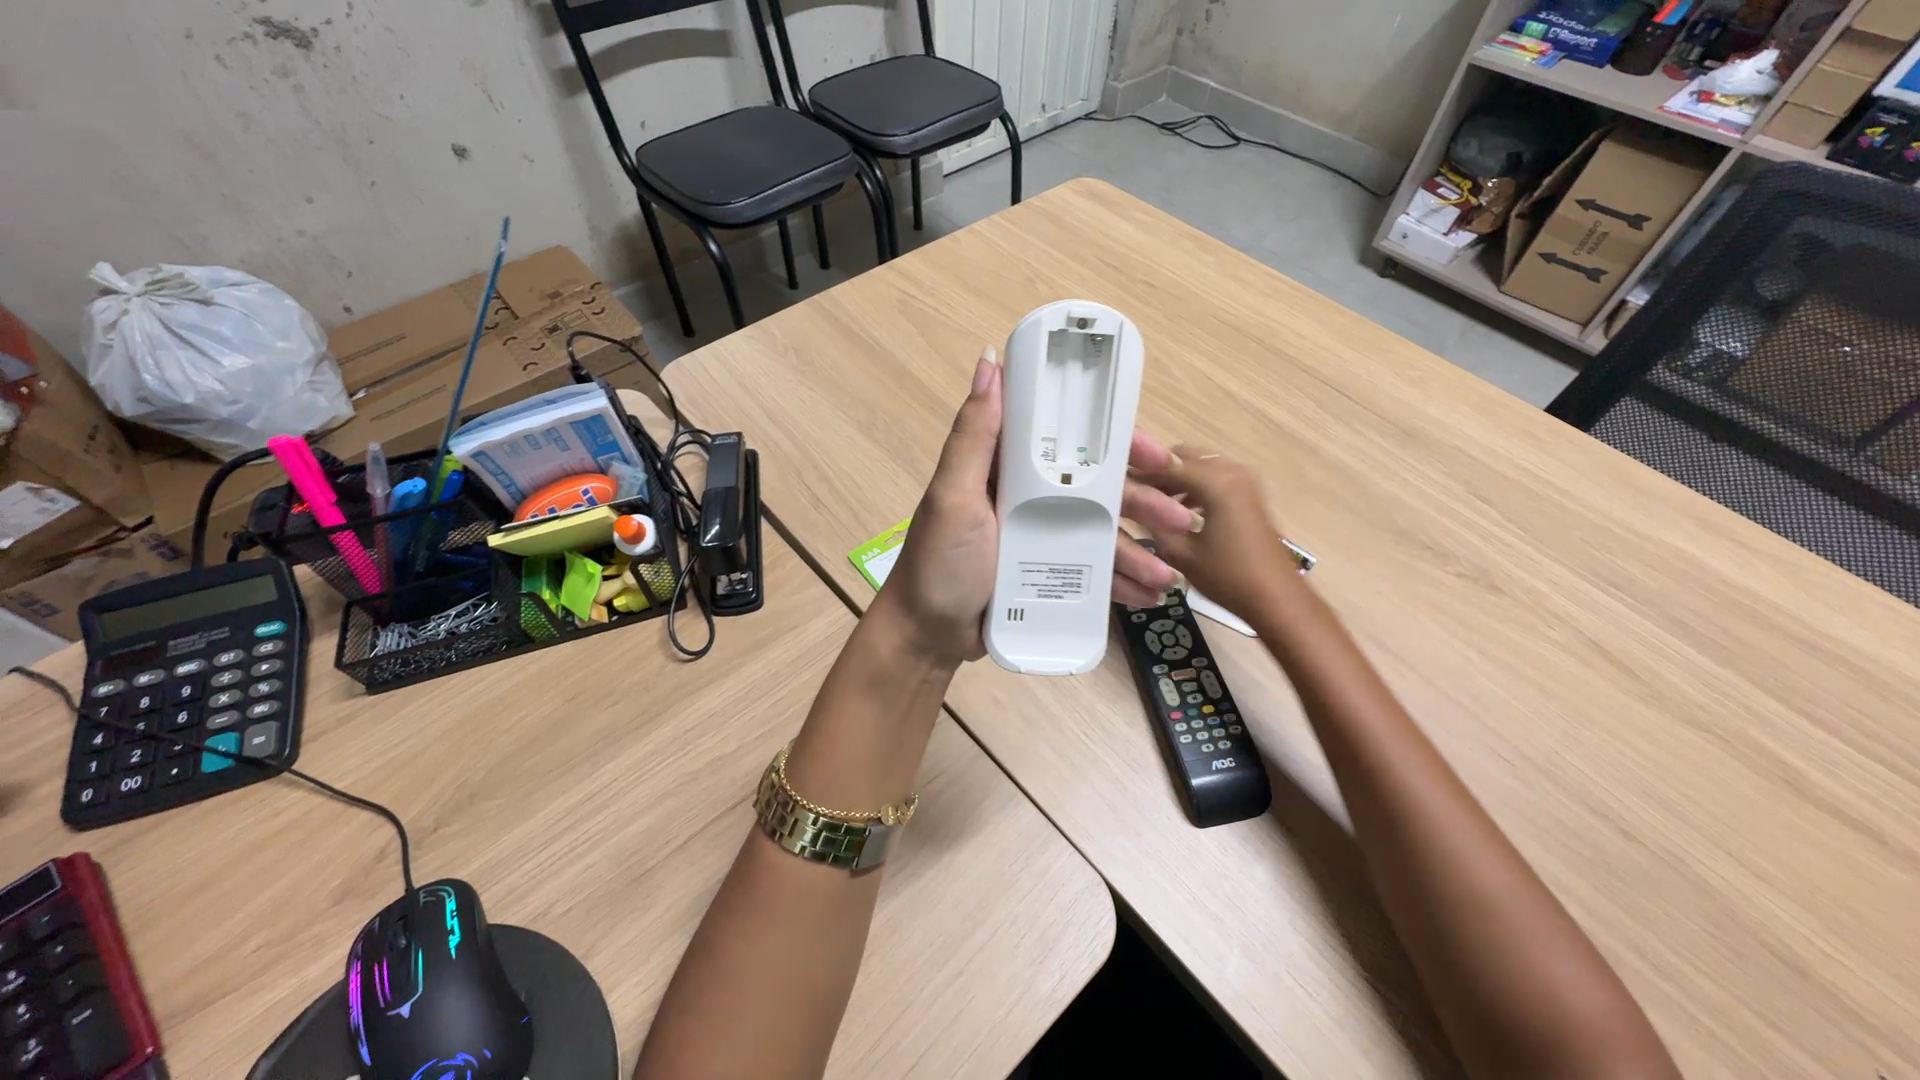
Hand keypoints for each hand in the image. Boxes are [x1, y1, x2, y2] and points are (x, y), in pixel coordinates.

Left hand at [879, 347, 1193, 664]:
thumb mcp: (952, 496)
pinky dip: (1120, 581)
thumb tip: (990, 360)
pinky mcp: (1048, 574)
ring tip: (1167, 577)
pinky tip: (1146, 596)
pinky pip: (1093, 571)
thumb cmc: (938, 563)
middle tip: (1181, 520)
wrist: (928, 636)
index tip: (1156, 454)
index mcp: (1009, 468)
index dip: (1117, 441)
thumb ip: (974, 436)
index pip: (1072, 439)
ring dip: (1141, 550)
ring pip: (1103, 532)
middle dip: (1144, 502)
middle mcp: (1031, 496)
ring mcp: (1043, 536)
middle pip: (1100, 488)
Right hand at [1125, 444, 1301, 620]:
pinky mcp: (1249, 494)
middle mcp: (1232, 471)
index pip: (1166, 462)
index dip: (1140, 472)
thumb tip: (1133, 505)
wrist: (1276, 598)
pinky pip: (1214, 479)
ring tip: (1153, 507)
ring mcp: (1244, 481)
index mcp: (1215, 481)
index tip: (1119, 487)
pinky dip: (1195, 488)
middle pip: (1185, 457)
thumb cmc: (1228, 577)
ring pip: (1200, 467)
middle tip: (1135, 497)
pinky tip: (1178, 514)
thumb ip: (1152, 522)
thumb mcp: (1180, 552)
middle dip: (1159, 474)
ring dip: (1177, 481)